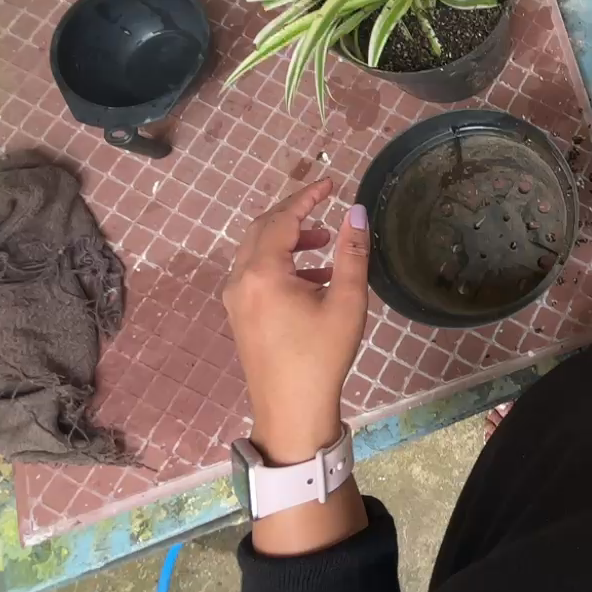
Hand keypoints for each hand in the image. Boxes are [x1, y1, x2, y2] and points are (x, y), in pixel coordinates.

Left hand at [223, 179, 370, 464]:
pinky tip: (314, 276)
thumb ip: (351, 251)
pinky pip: (256, 271)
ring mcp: (236, 299)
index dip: (307, 196)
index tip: (332, 182)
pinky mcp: (240, 314)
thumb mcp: (347, 300)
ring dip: (289, 237)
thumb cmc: (322, 353)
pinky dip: (282, 260)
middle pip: (262, 229)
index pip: (283, 219)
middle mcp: (240, 280)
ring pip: (257, 250)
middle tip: (326, 205)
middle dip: (295, 213)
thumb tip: (356, 211)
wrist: (292, 409)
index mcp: (263, 273)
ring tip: (326, 241)